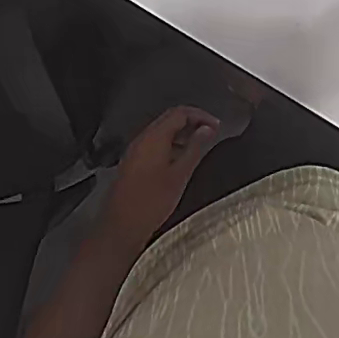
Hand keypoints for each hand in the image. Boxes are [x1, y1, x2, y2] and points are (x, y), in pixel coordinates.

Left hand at [95, 106, 221, 251]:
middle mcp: (142, 137)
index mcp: (154, 136)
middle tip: (210, 132)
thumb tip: (207, 129)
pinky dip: (170, 142)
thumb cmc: (153, 201)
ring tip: (199, 143)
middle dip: (192, 121)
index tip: (216, 125)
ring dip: (181, 132)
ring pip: (161, 130)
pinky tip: (181, 157)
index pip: (179, 112)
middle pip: (169, 118)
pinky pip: (154, 142)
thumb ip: (195, 148)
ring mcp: (135, 148)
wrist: (122, 225)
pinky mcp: (133, 160)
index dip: (200, 115)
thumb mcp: (180, 174)